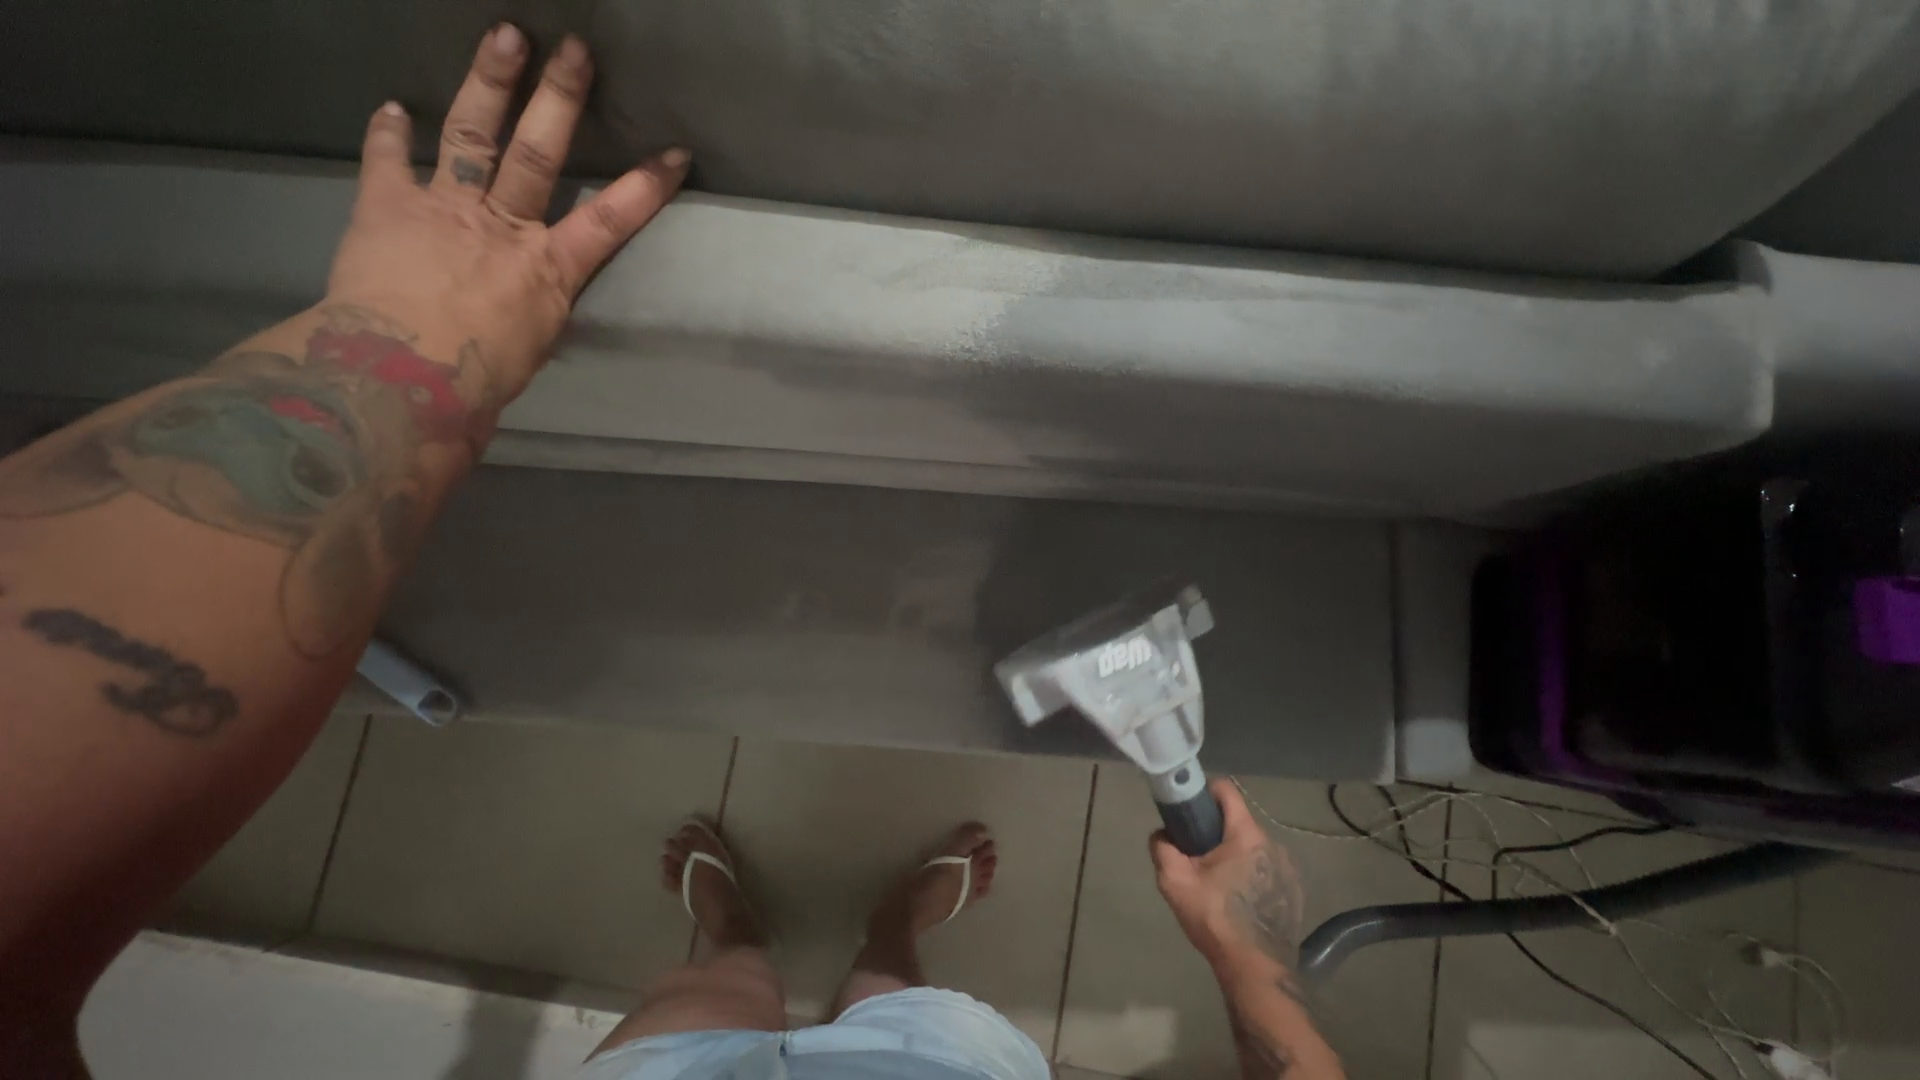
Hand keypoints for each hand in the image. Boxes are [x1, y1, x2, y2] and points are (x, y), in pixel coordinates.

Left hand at [325, 24, 688, 408]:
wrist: (404, 379)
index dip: (644, 187)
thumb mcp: (531, 348)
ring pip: (472, 135)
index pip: (610, 222)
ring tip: (504, 36)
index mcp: (548, 271)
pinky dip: (388, 133)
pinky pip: (387, 160)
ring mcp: (446, 209)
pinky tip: (391, 107)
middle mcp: (504, 227)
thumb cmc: (481, 381)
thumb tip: (525, 308)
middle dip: (560, 100)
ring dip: (488, 82)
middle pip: (537, 154)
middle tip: (575, 50)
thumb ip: (533, 313)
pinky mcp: (388, 207)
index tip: (674, 156)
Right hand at [1150, 779, 1304, 974]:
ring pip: (1251, 847)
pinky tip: (1237, 900)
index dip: (1203, 793)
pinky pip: (1265, 869)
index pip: (1225, 790)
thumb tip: (1163, 834)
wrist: (1254, 969)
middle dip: (1214, 832)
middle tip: (1195, 856)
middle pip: (1237, 822)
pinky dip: (1249, 874)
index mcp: (1247, 835)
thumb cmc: (1215, 918)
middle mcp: (1273, 844)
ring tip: (1216, 883)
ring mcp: (1287, 868)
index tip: (1188, 812)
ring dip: (1232, 855)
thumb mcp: (1174, 882)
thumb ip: (1163, 848)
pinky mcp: (1293, 891)